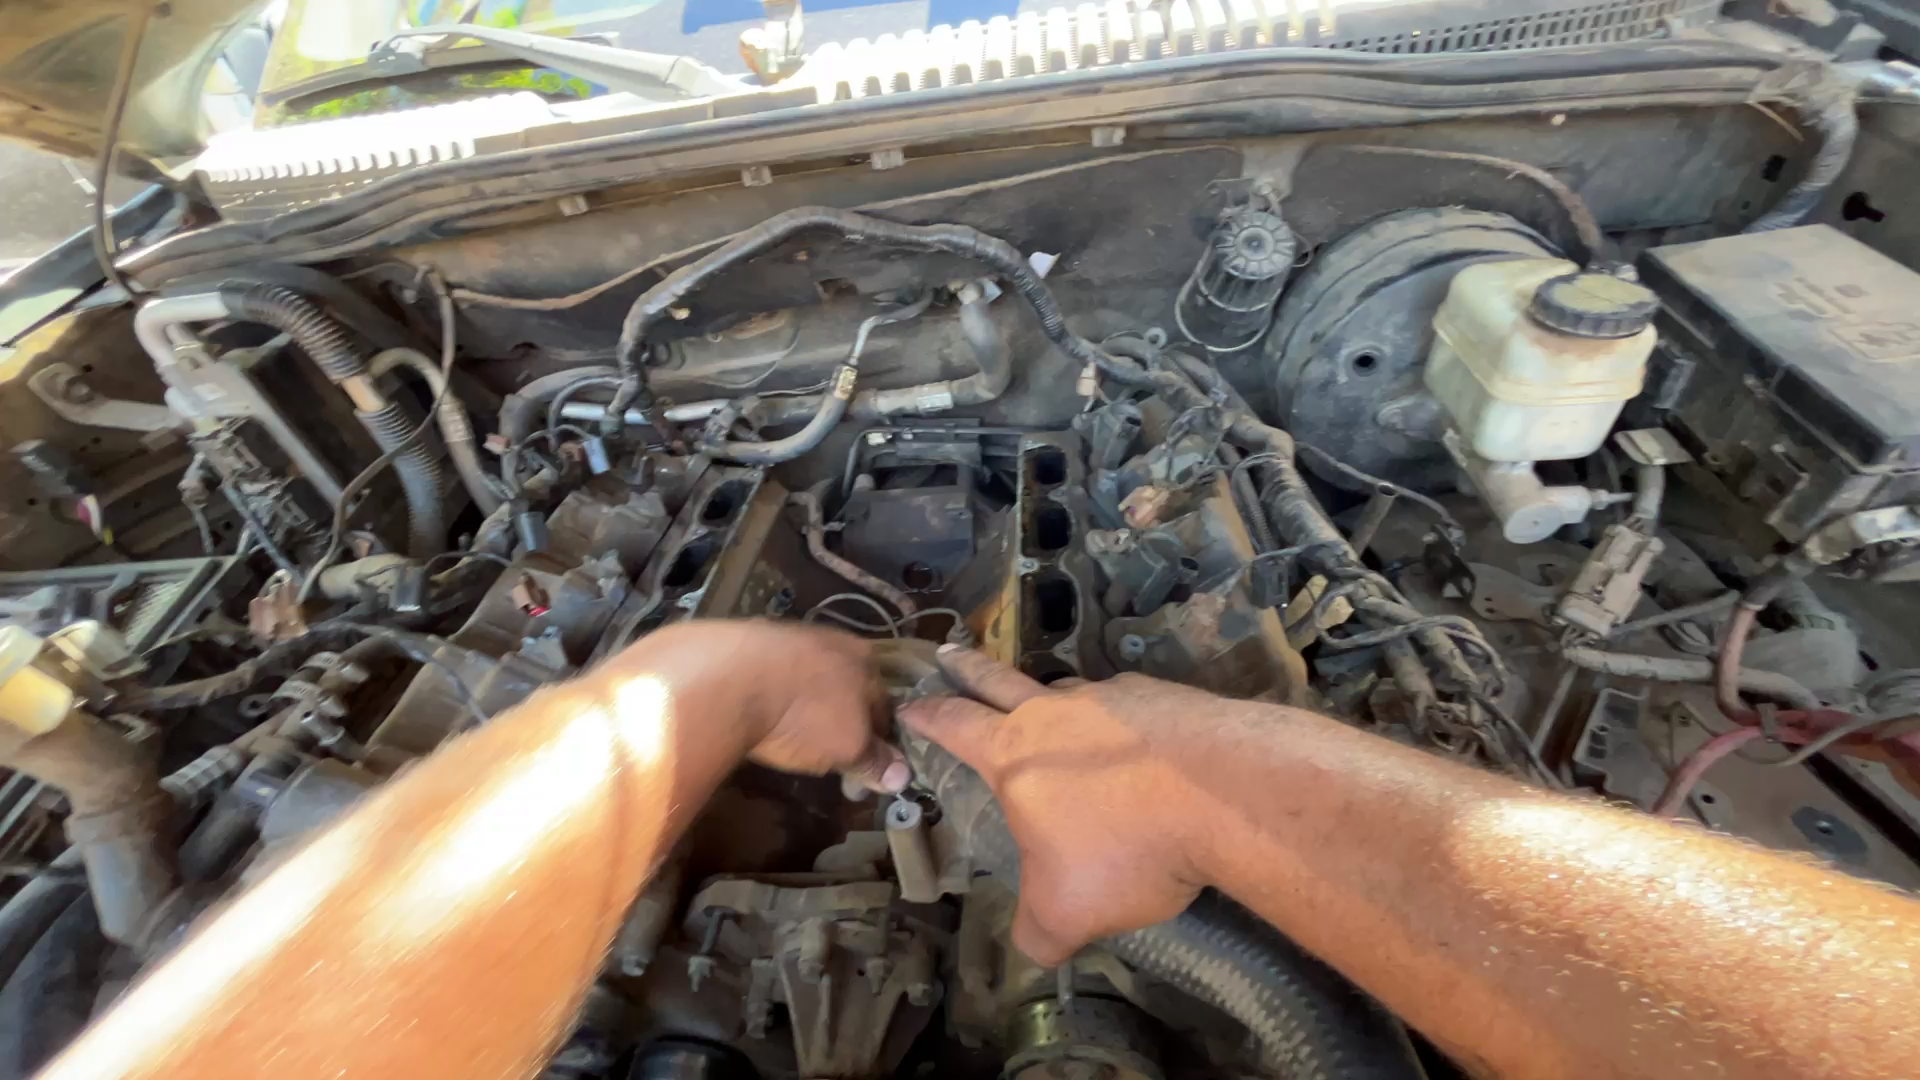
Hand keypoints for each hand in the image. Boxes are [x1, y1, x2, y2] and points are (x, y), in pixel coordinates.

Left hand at [611, 620, 908, 793]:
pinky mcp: (753, 642)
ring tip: (793, 738)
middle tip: (828, 756)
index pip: (886, 706)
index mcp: (866, 660)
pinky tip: (765, 714)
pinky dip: (777, 694)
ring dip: (809, 706)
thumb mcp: (847, 747)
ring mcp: (793, 637)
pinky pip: (777, 674)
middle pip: (849, 688)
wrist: (728, 679)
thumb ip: (875, 760)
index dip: (880, 740)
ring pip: (812, 679)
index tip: (867, 769)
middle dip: (844, 720)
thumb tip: (903, 776)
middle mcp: (835, 641)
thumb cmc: (804, 715)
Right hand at [899, 646, 1230, 964]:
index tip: (909, 703)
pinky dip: (1120, 721)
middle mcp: (1054, 711)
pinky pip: (1125, 706)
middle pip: (995, 679)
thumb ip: (1036, 933)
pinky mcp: (1159, 696)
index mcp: (1014, 752)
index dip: (927, 715)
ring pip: (1066, 692)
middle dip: (965, 668)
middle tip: (948, 654)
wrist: (1219, 791)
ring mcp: (1108, 696)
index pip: (955, 724)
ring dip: (1052, 701)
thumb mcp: (1067, 911)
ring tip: (1056, 715)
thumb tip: (1029, 952)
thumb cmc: (1124, 847)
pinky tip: (1140, 746)